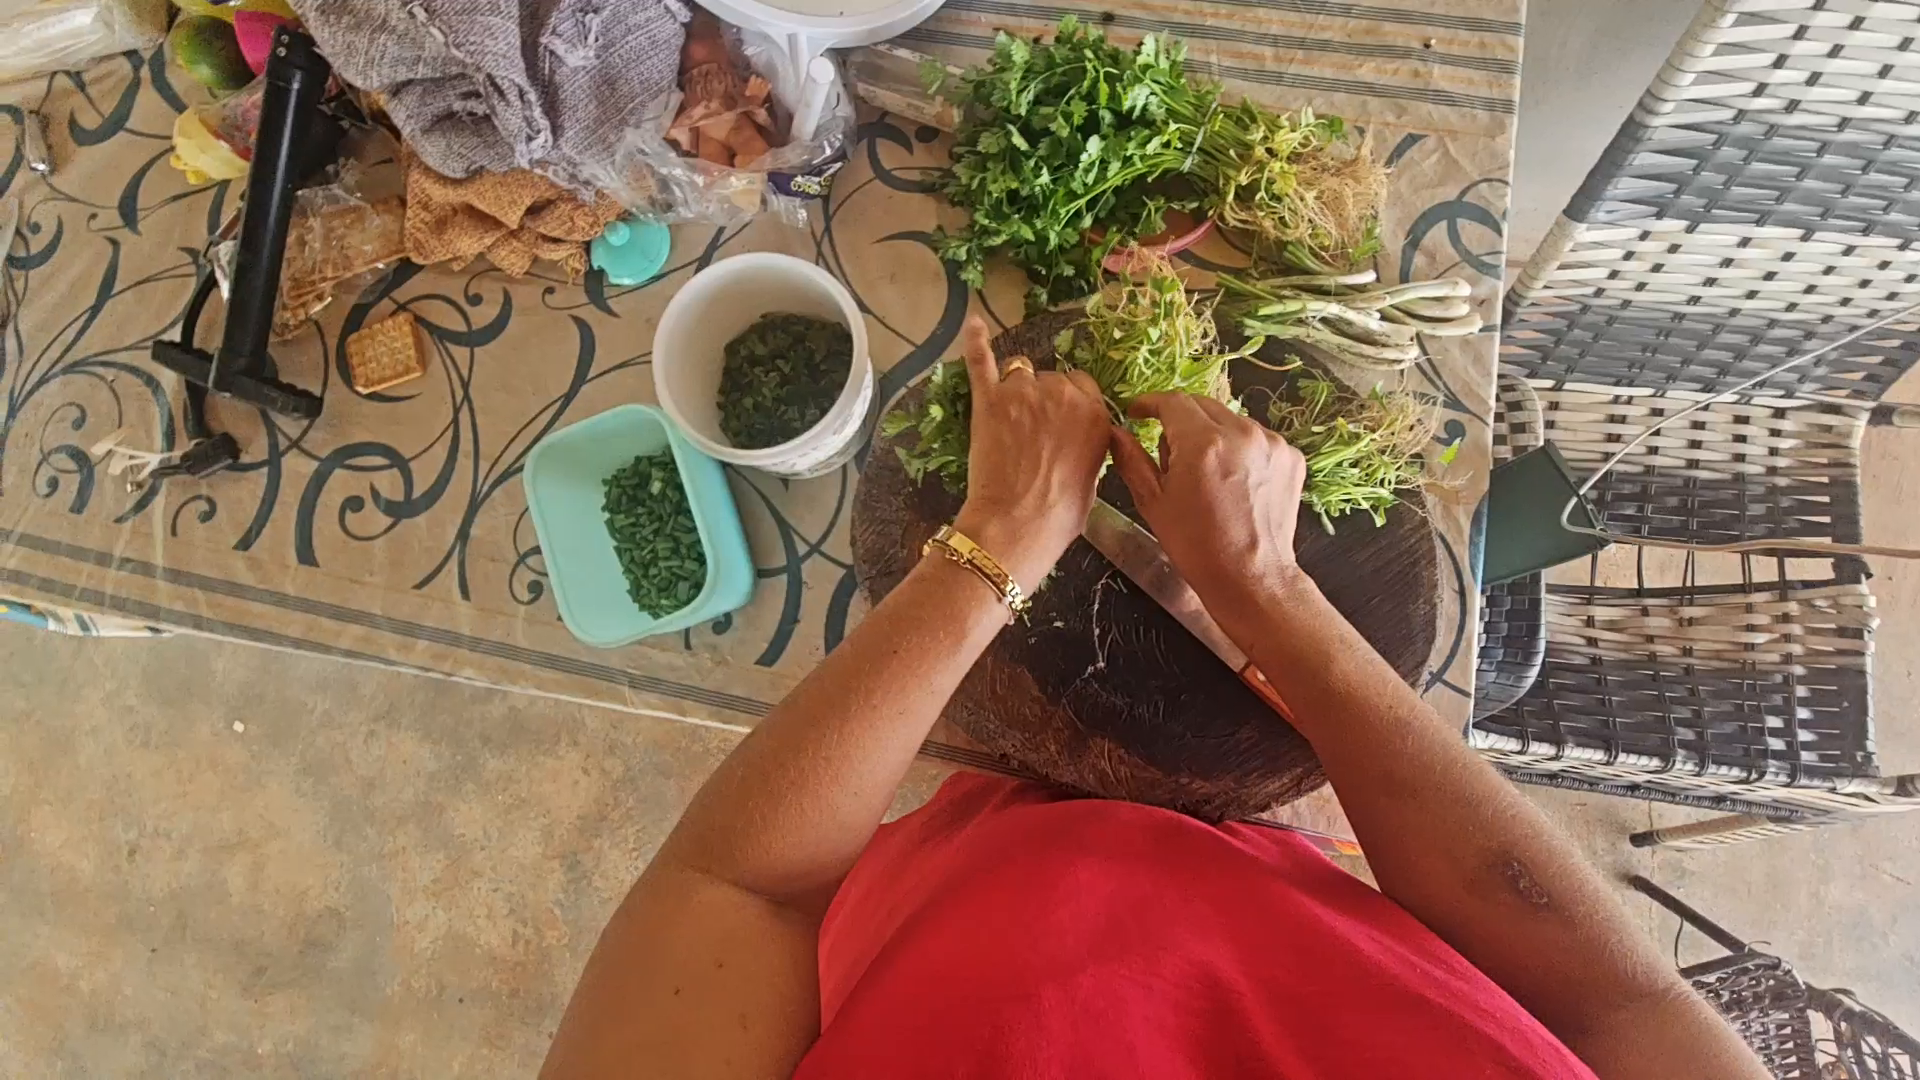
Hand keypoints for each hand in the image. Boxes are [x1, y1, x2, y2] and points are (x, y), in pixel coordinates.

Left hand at [950, 315, 1109, 591]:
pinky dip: (976, 343)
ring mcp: (1023, 393)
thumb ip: (1087, 448)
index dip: (1066, 403)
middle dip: (1040, 400)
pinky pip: (981, 362)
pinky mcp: (989, 401)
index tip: (1057, 422)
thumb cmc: (1059, 514)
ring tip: (1006, 422)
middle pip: (1048, 379)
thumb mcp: (1091, 481)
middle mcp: (1062, 394)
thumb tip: (1076, 445)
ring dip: (1013, 391)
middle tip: (1029, 435)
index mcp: (1095, 414)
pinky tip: (973, 325)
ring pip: (1017, 374)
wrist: (1018, 523)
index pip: (1081, 385)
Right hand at [1108, 392, 1311, 634]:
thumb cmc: (1194, 544)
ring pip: (1230, 421)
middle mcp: (1241, 433)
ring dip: (1211, 435)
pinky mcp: (1290, 457)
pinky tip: (1231, 481)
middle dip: (1179, 420)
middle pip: (1202, 406)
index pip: (1172, 402)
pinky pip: (1257, 438)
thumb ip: (1131, 459)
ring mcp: (1271, 444)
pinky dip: (1239, 449)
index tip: (1137, 413)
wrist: (1249, 577)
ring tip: (1203, 472)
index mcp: (1202, 443)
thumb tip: (1115, 432)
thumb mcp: (1152, 502)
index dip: (1149, 404)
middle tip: (1167, 451)